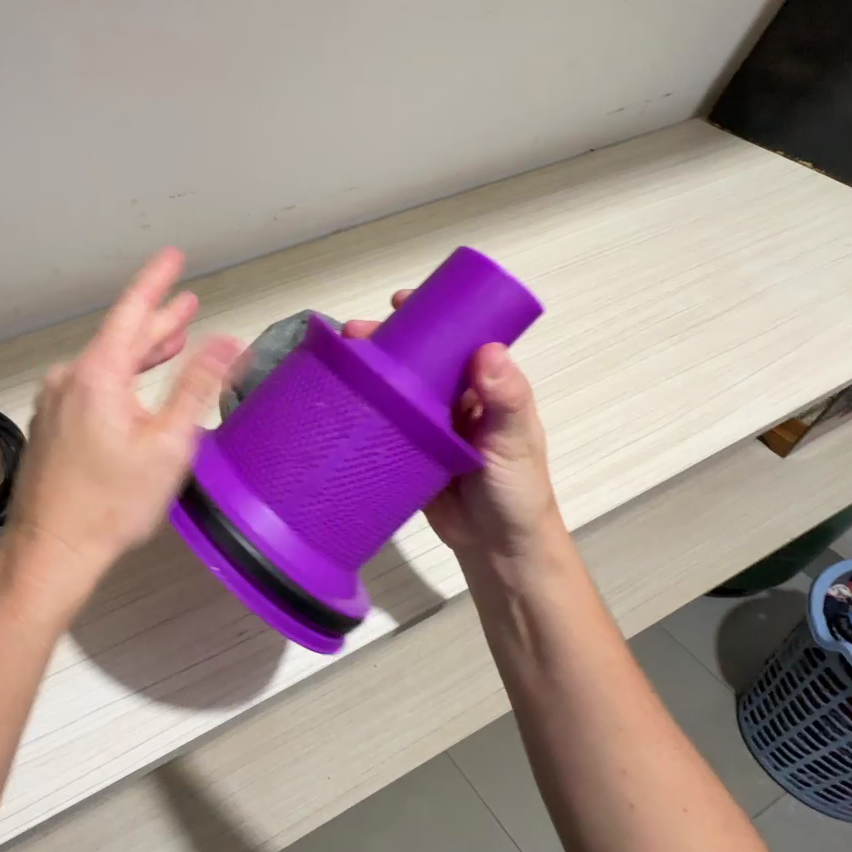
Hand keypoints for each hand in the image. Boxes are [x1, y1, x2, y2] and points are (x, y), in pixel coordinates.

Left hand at [5, 249, 242, 592]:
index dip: (156, 282)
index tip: (172, 257)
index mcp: (97, 375)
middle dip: (158, 321)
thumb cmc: (111, 504)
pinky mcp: (51, 424)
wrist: (52, 549)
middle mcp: (70, 379)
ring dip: (140, 352)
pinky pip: (89, 386)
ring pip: (105, 364)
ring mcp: (56, 402)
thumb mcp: (167, 444)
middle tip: (186, 303)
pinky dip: (119, 377)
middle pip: (120, 338)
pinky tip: (136, 387)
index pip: (131, 311)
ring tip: (172, 339)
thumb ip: (197, 387)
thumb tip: (227, 343)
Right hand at [344, 293, 564, 564]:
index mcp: (484, 388)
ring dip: (367, 371)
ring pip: (393, 388)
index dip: (428, 318)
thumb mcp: (514, 443)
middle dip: (383, 342)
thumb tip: (488, 349)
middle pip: (414, 360)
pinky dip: (361, 407)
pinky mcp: (403, 450)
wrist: (495, 549)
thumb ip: (506, 400)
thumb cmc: (515, 492)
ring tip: (337, 360)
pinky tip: (337, 398)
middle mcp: (452, 399)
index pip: (455, 341)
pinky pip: (382, 422)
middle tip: (351, 334)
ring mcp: (425, 425)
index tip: (400, 302)